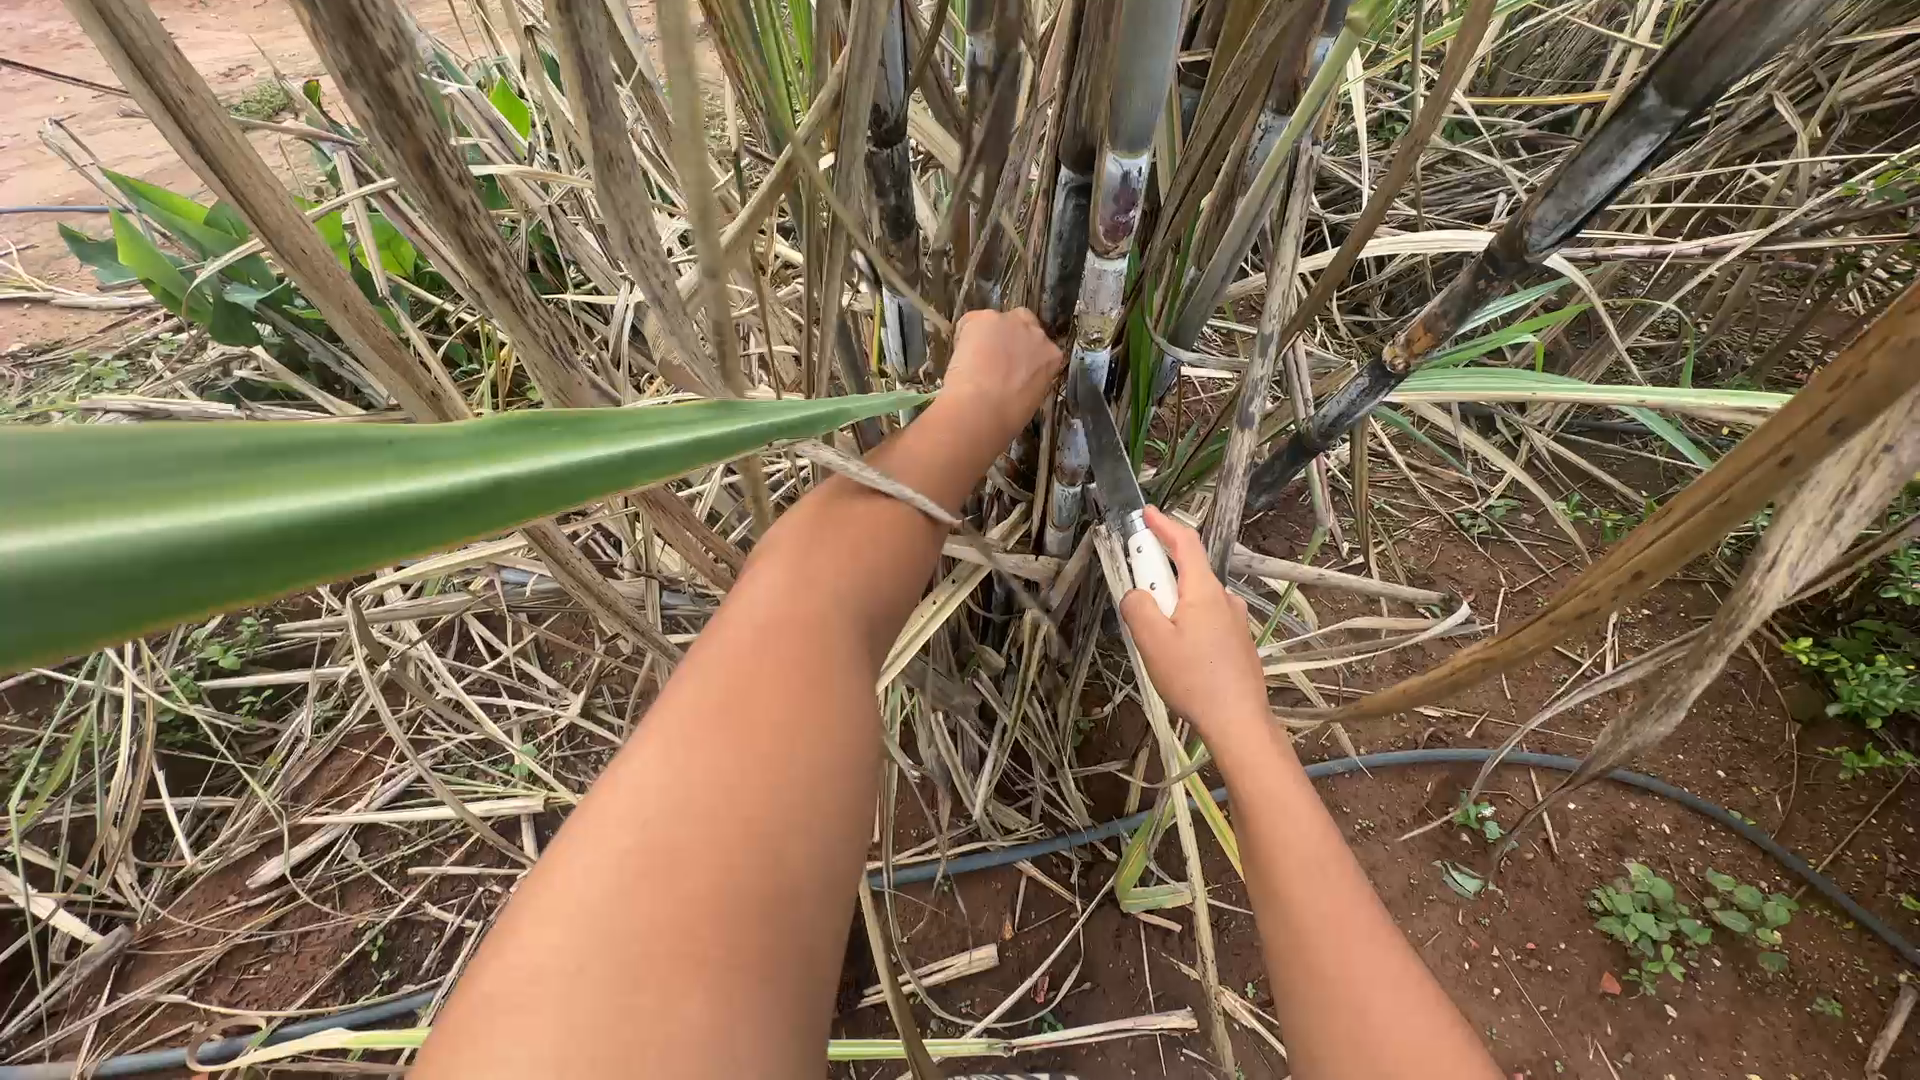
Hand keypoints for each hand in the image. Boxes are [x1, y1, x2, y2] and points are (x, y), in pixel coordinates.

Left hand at [941, 308, 1062, 437]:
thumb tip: (1015, 382)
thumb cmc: (1007, 417)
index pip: (1041, 349)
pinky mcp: (982, 319)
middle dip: (1010, 338)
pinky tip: (961, 357)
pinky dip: (964, 336)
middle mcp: (1035, 333)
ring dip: (987, 337)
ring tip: (974, 362)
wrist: (981, 409)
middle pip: (1023, 325)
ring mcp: (1008, 322)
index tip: (1014, 370)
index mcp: (1051, 356)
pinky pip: (971, 323)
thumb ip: (1029, 381)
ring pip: (996, 322)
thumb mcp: (1031, 399)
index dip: (1025, 357)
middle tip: (995, 360)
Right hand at [1120, 507, 1270, 741]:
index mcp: (1204, 591)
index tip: (1146, 513)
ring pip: (1195, 600)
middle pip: (1187, 573)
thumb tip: (1135, 595)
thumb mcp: (1151, 641)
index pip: (1185, 543)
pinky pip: (1205, 621)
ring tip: (1154, 641)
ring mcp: (1235, 622)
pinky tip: (1177, 658)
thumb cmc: (1194, 679)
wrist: (1238, 722)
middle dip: (1158, 576)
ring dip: (1171, 605)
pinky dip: (1185, 624)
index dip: (1164, 524)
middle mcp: (1224, 599)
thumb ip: (1136, 606)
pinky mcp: (1238, 643)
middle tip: (1136, 597)